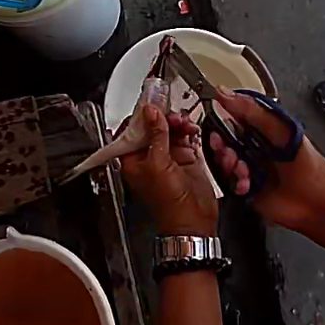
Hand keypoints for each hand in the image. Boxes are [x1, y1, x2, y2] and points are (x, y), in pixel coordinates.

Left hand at [118, 103, 219, 236]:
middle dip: (161, 118)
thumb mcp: (158, 163)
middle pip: (151, 128)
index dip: (140, 116)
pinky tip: (191, 129)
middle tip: (170, 113)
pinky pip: (185, 137)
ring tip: (183, 122)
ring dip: (177, 123)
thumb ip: (156, 136)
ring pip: (169, 130)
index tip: (149, 103)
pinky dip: (188, 130)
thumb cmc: (169, 203)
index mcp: (132, 160)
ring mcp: (168, 157)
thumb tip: (151, 112)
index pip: (130, 131)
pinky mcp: (185, 158)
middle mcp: (148, 157)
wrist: (194, 221)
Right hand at [207, 92, 324, 232]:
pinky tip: (247, 184)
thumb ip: (252, 111)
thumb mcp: (281, 131)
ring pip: (222, 162)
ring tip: (243, 169)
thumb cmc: (308, 166)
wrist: (319, 203)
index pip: (228, 118)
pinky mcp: (244, 188)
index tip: (215, 126)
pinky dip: (235, 182)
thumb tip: (223, 92)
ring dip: (228, 165)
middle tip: (229, 152)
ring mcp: (246, 168)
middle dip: (220, 147)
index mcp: (259, 130)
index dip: (217, 121)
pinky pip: (227, 182)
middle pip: (221, 141)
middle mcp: (250, 147)